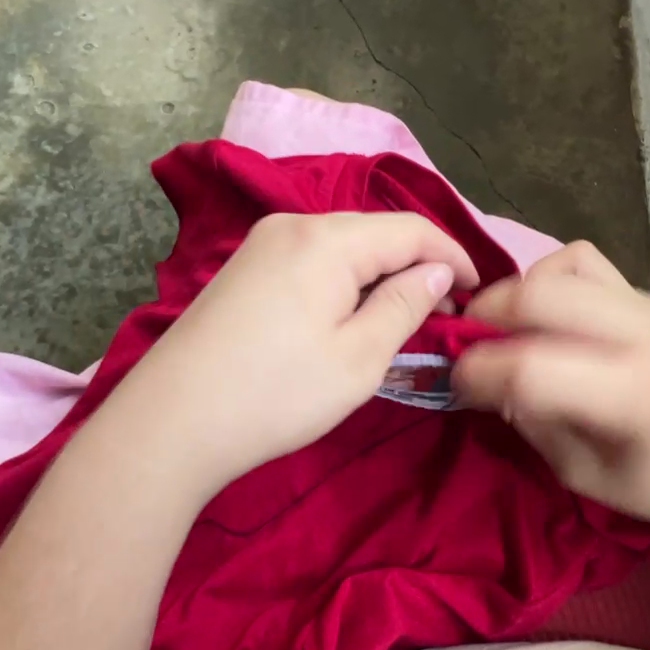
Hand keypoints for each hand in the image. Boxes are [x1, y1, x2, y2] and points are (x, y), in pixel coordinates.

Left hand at [93, 212, 479, 497]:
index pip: (410, 229)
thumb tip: (436, 272)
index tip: (477, 294)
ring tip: (400, 318)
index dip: (452, 256)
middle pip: (374, 232)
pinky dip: (342, 282)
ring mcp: (260, 245)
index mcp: (326, 239)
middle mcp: (291, 225)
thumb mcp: (359, 358)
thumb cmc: (276, 394)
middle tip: (442, 313)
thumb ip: (404, 306)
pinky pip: (310, 261)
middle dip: (415, 265)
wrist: (172, 423)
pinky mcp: (242, 271)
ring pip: (341, 246)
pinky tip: (347, 316)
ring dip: (378, 275)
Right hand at [452, 242, 649, 539]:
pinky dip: (553, 283)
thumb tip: (480, 378)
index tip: (455, 383)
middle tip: (467, 342)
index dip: (477, 371)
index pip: (530, 365)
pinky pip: (589, 267)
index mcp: (637, 394)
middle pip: (542, 295)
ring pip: (565, 264)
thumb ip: (529, 419)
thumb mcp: (583, 474)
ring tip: (508, 326)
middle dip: (487, 314)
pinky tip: (548, 318)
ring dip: (521, 291)